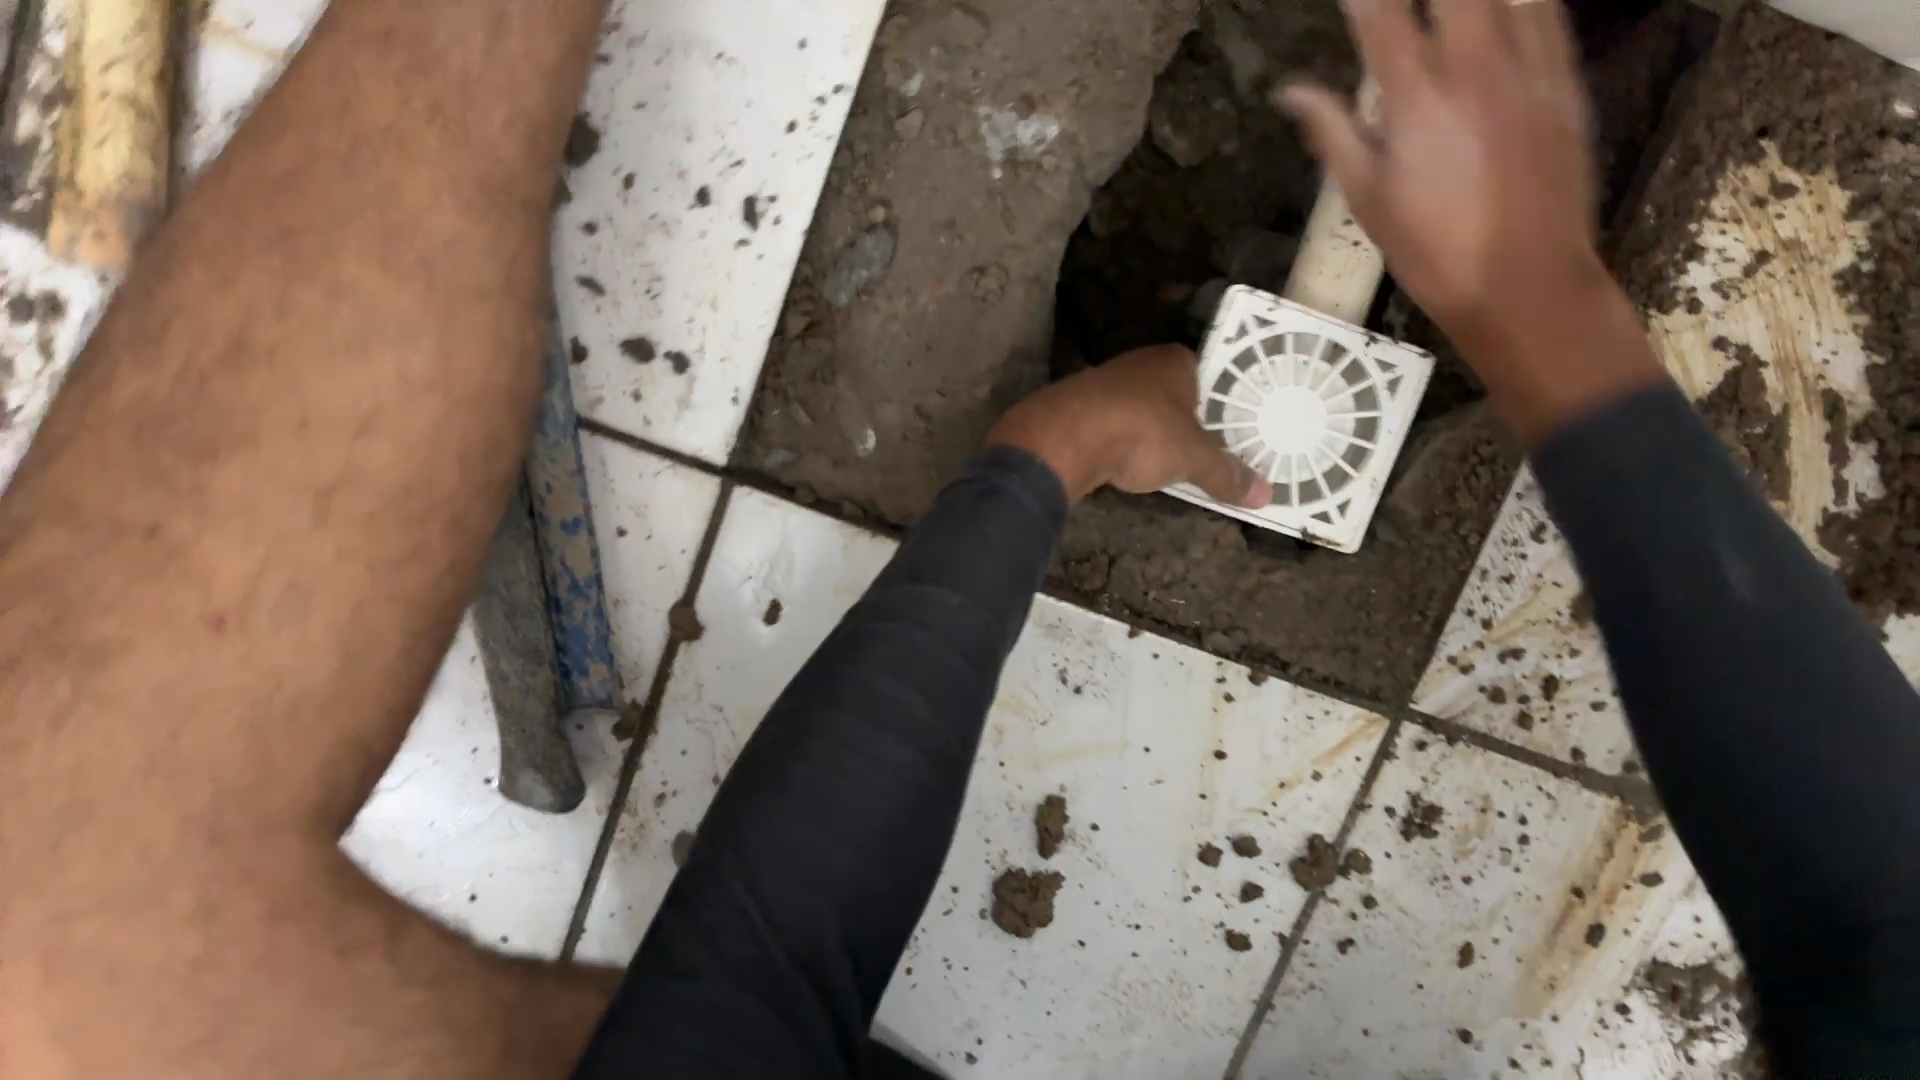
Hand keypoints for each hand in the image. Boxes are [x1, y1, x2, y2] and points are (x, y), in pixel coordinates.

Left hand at [986, 345, 1273, 506]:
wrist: (1064, 436)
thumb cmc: (1141, 432)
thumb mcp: (1193, 458)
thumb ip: (1226, 475)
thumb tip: (1265, 495)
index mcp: (1175, 361)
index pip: (1207, 374)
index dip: (1218, 401)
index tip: (1228, 428)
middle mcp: (1139, 363)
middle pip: (1171, 394)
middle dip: (1182, 420)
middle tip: (1201, 450)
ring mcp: (1103, 384)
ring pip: (1137, 409)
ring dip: (1147, 432)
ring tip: (1163, 462)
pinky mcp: (1076, 408)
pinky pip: (1109, 426)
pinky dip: (1118, 443)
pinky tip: (1121, 463)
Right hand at [1279, 0, 1597, 333]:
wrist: (1523, 282)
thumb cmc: (1430, 250)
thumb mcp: (1367, 198)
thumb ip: (1332, 132)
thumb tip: (1289, 91)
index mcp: (1417, 100)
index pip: (1382, 17)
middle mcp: (1476, 68)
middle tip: (1398, 1)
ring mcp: (1529, 69)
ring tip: (1447, 4)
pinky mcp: (1566, 82)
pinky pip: (1549, 11)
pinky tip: (1503, 2)